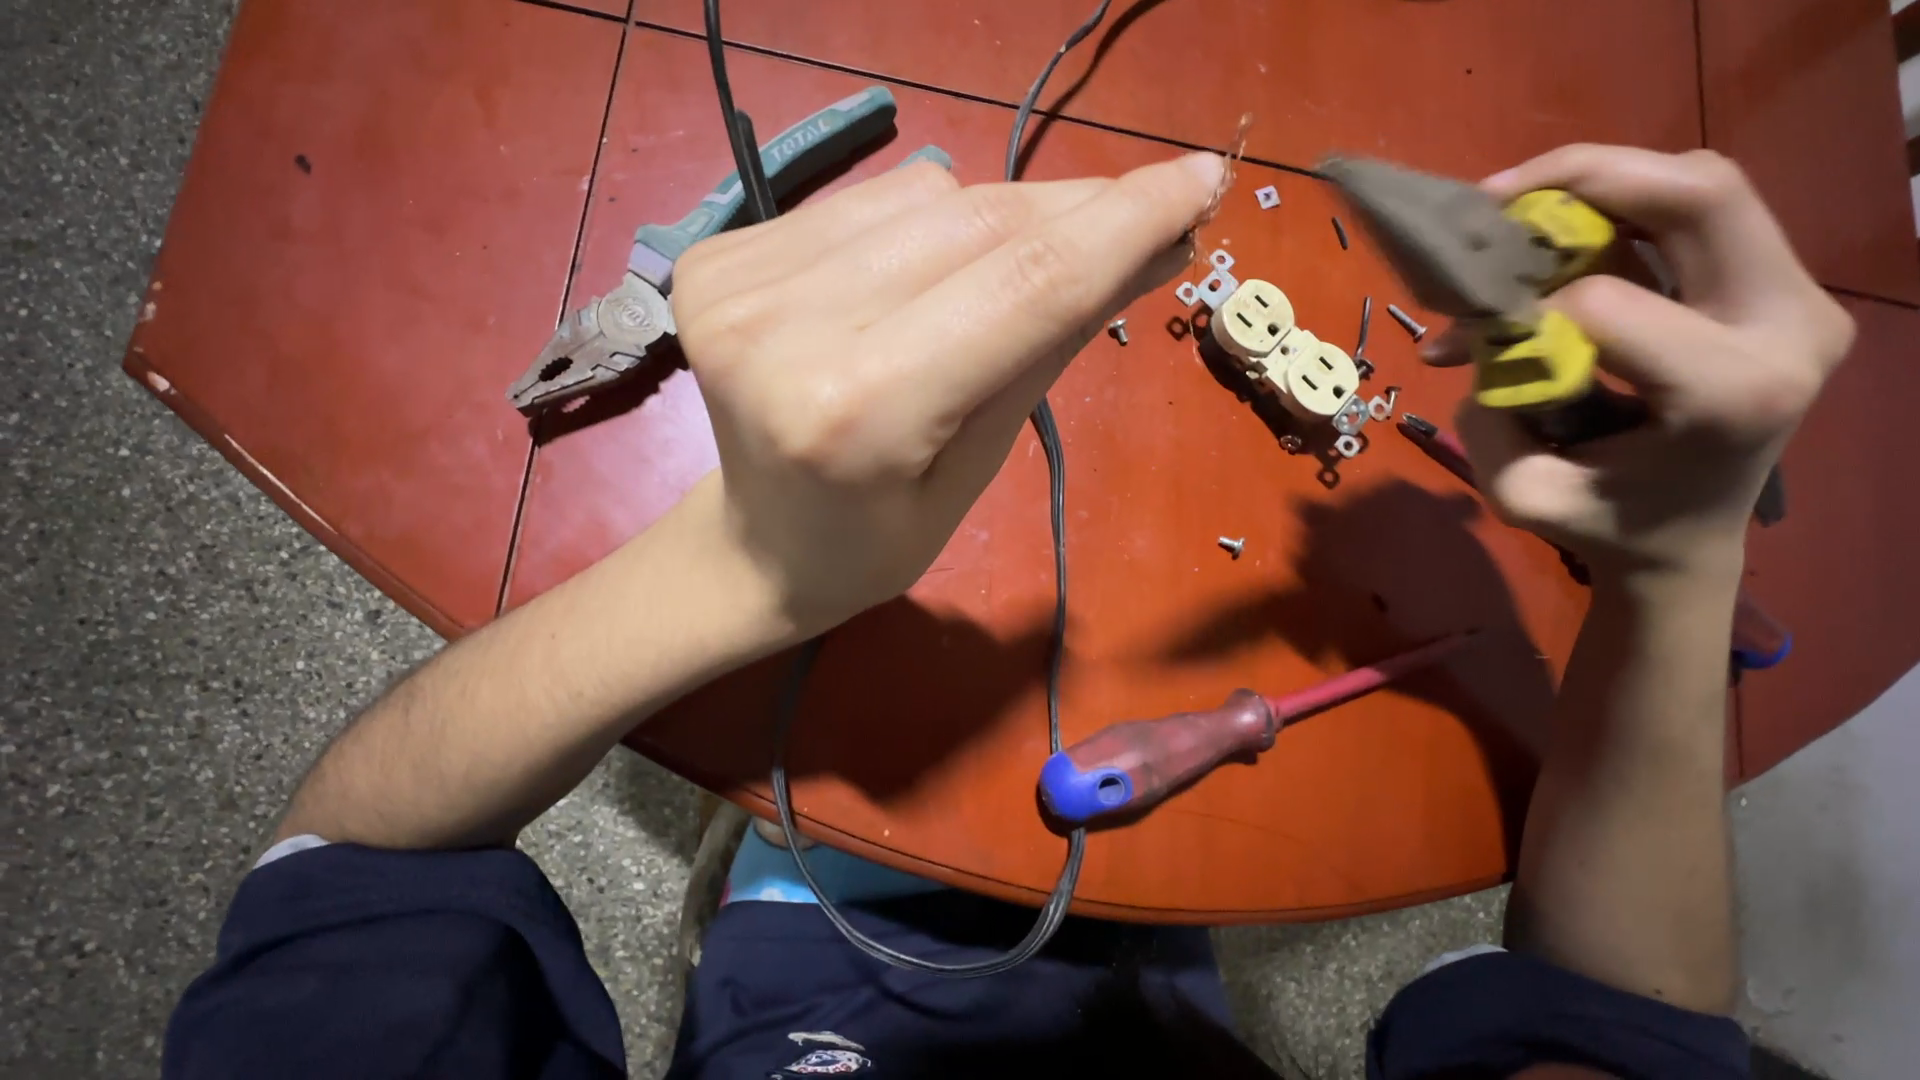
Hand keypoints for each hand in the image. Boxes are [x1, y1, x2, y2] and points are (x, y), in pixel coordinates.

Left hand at [669, 153, 1221, 635]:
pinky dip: (924, 223)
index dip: (1121, 225)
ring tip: (1014, 276)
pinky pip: (866, 203)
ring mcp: (739, 282)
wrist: (756, 547)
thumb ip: (1045, 353)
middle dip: (1077, 211)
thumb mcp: (976, 473)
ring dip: (1001, 217)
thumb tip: (1142, 247)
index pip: (1021, 287)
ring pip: (923, 195)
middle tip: (1149, 211)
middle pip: (973, 223)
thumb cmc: (876, 541)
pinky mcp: (719, 256)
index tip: (1199, 179)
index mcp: (859, 412)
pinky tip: (927, 274)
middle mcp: (785, 329)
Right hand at [1431, 146, 1853, 578]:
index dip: (1520, 315)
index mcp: (1729, 392)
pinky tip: (1565, 233)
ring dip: (1601, 184)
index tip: (1473, 344)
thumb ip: (1491, 423)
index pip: (1607, 307)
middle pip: (1699, 195)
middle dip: (1583, 177)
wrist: (1688, 540)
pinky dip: (1622, 206)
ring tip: (1522, 209)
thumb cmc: (1608, 527)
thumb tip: (1474, 344)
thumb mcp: (1525, 496)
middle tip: (1494, 199)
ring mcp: (1796, 299)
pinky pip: (1700, 215)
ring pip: (1704, 187)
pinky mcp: (1778, 287)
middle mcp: (1786, 327)